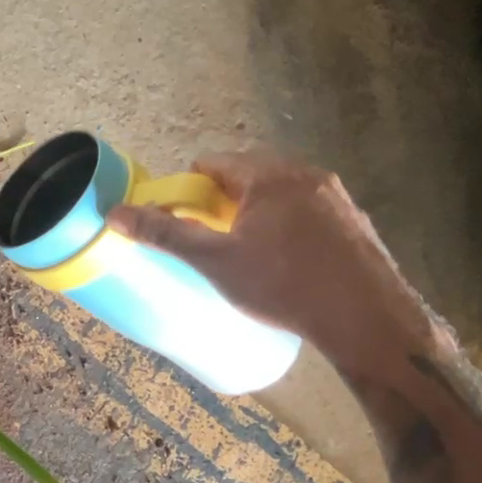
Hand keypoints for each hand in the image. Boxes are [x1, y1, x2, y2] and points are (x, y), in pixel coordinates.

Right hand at [107, 156, 440, 368]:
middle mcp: (307, 176)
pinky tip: (279, 263)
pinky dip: (281, 227)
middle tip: (205, 240)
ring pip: (276, 195)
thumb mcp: (213, 260)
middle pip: (245, 177)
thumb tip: (116, 213)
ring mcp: (336, 198)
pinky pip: (302, 212)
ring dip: (250, 215)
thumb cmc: (283, 285)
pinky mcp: (352, 223)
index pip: (213, 163)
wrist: (366, 318)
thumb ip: (165, 233)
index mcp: (270, 176)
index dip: (187, 189)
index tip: (179, 220)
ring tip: (239, 254)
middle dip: (219, 202)